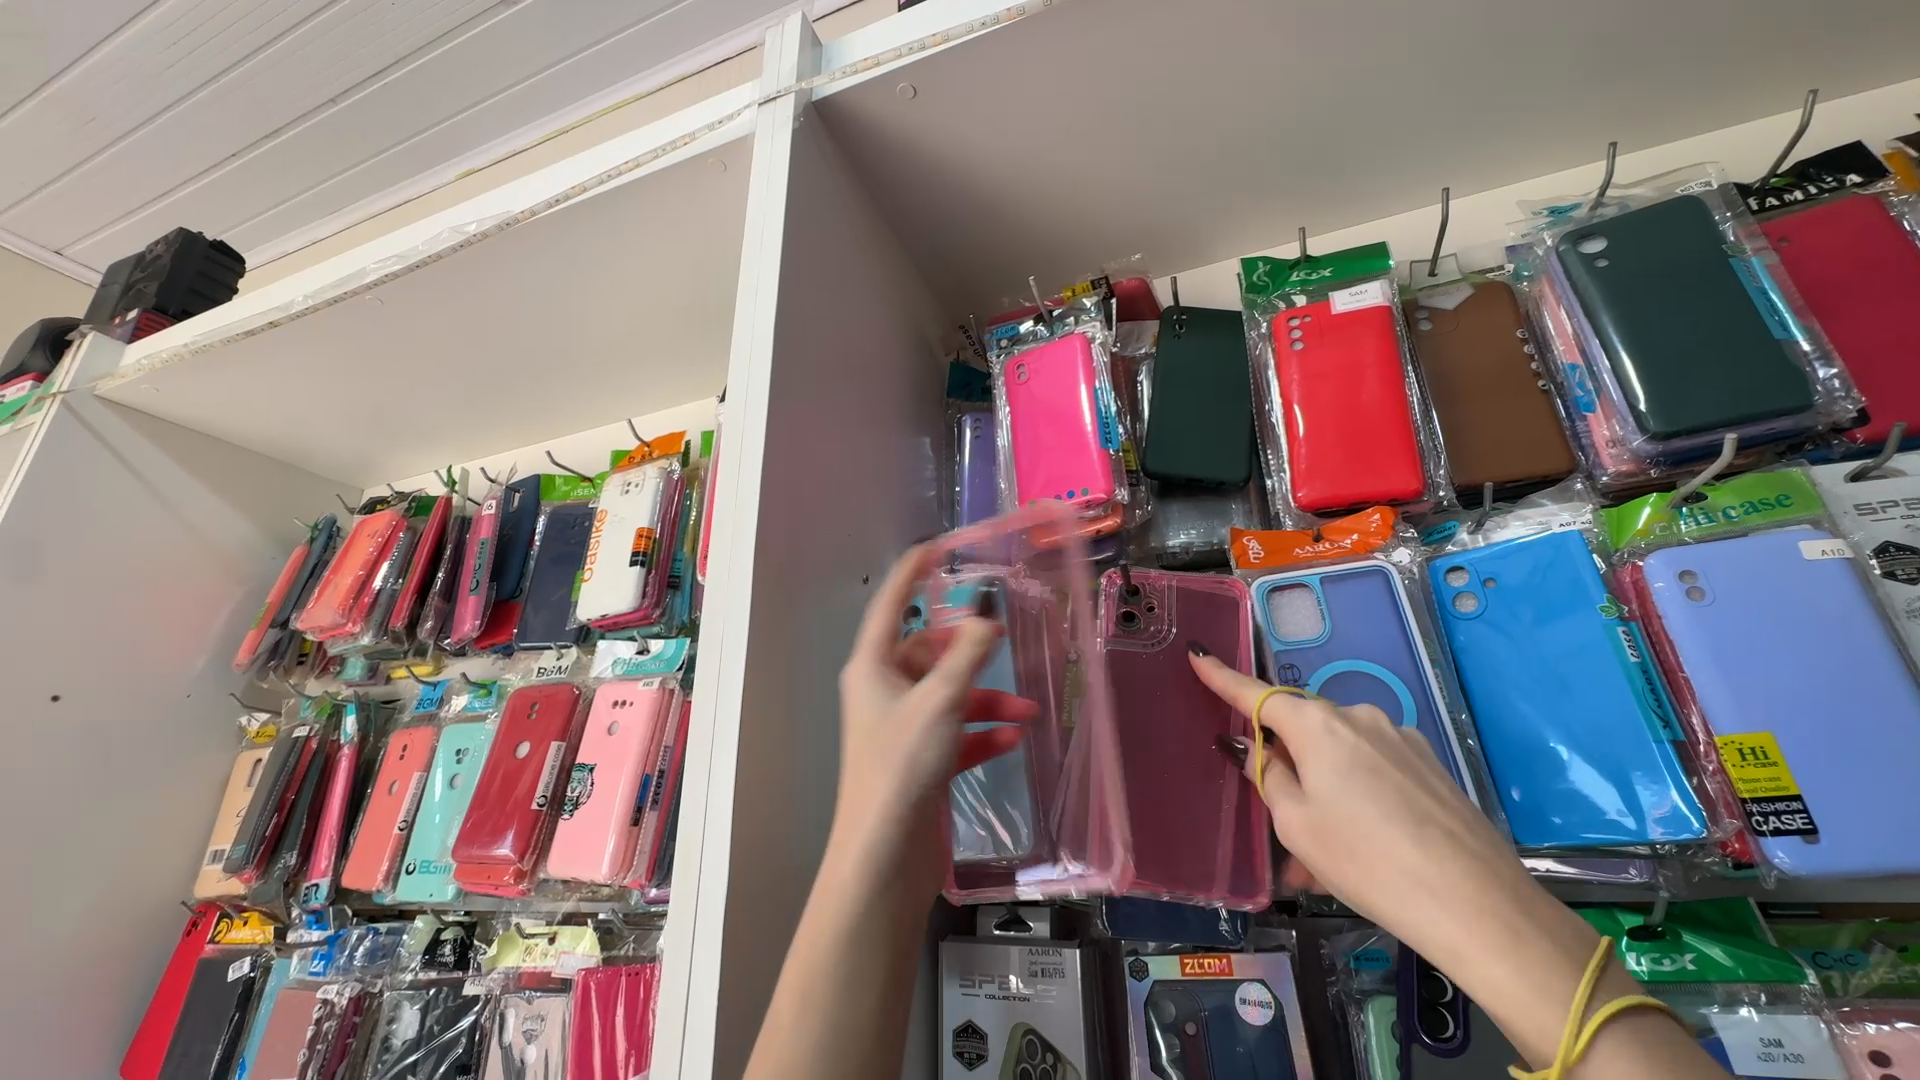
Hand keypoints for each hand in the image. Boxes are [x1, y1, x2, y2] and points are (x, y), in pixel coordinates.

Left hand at [829, 545, 1034, 896]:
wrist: (887, 853)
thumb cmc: (904, 763)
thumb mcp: (941, 700)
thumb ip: (967, 655)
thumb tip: (986, 619)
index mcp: (872, 667)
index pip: (890, 604)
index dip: (912, 573)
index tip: (939, 547)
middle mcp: (882, 692)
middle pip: (927, 654)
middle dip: (970, 654)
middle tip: (1006, 644)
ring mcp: (900, 728)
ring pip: (948, 697)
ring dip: (987, 701)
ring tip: (1028, 714)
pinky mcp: (919, 761)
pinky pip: (955, 734)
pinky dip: (981, 734)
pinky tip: (1012, 741)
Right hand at [1188, 650, 1554, 965]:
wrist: (1476, 902)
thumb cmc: (1366, 861)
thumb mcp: (1296, 823)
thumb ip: (1268, 776)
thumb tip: (1250, 746)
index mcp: (1317, 725)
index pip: (1255, 694)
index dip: (1222, 676)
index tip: (1197, 655)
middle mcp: (1357, 718)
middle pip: (1301, 730)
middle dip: (1285, 768)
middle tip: (1278, 824)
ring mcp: (1399, 739)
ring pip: (1339, 758)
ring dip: (1322, 794)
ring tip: (1322, 860)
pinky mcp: (1429, 765)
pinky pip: (1373, 773)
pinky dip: (1355, 801)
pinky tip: (1364, 850)